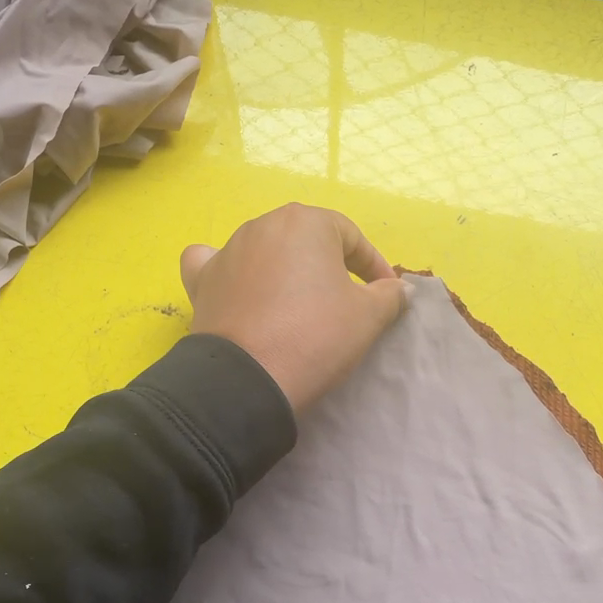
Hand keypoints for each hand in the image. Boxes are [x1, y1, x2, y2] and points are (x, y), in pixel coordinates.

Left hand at [180, 203, 407, 412]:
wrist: (249, 380)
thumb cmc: (315, 337)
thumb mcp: (368, 318)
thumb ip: (389, 295)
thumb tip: (400, 288)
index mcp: (306, 222)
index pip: (352, 237)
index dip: (374, 266)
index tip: (385, 295)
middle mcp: (262, 225)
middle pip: (307, 240)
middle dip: (330, 266)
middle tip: (346, 301)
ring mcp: (227, 251)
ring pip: (266, 251)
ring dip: (286, 270)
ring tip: (300, 305)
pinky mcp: (202, 281)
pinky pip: (216, 264)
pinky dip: (230, 272)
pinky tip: (236, 285)